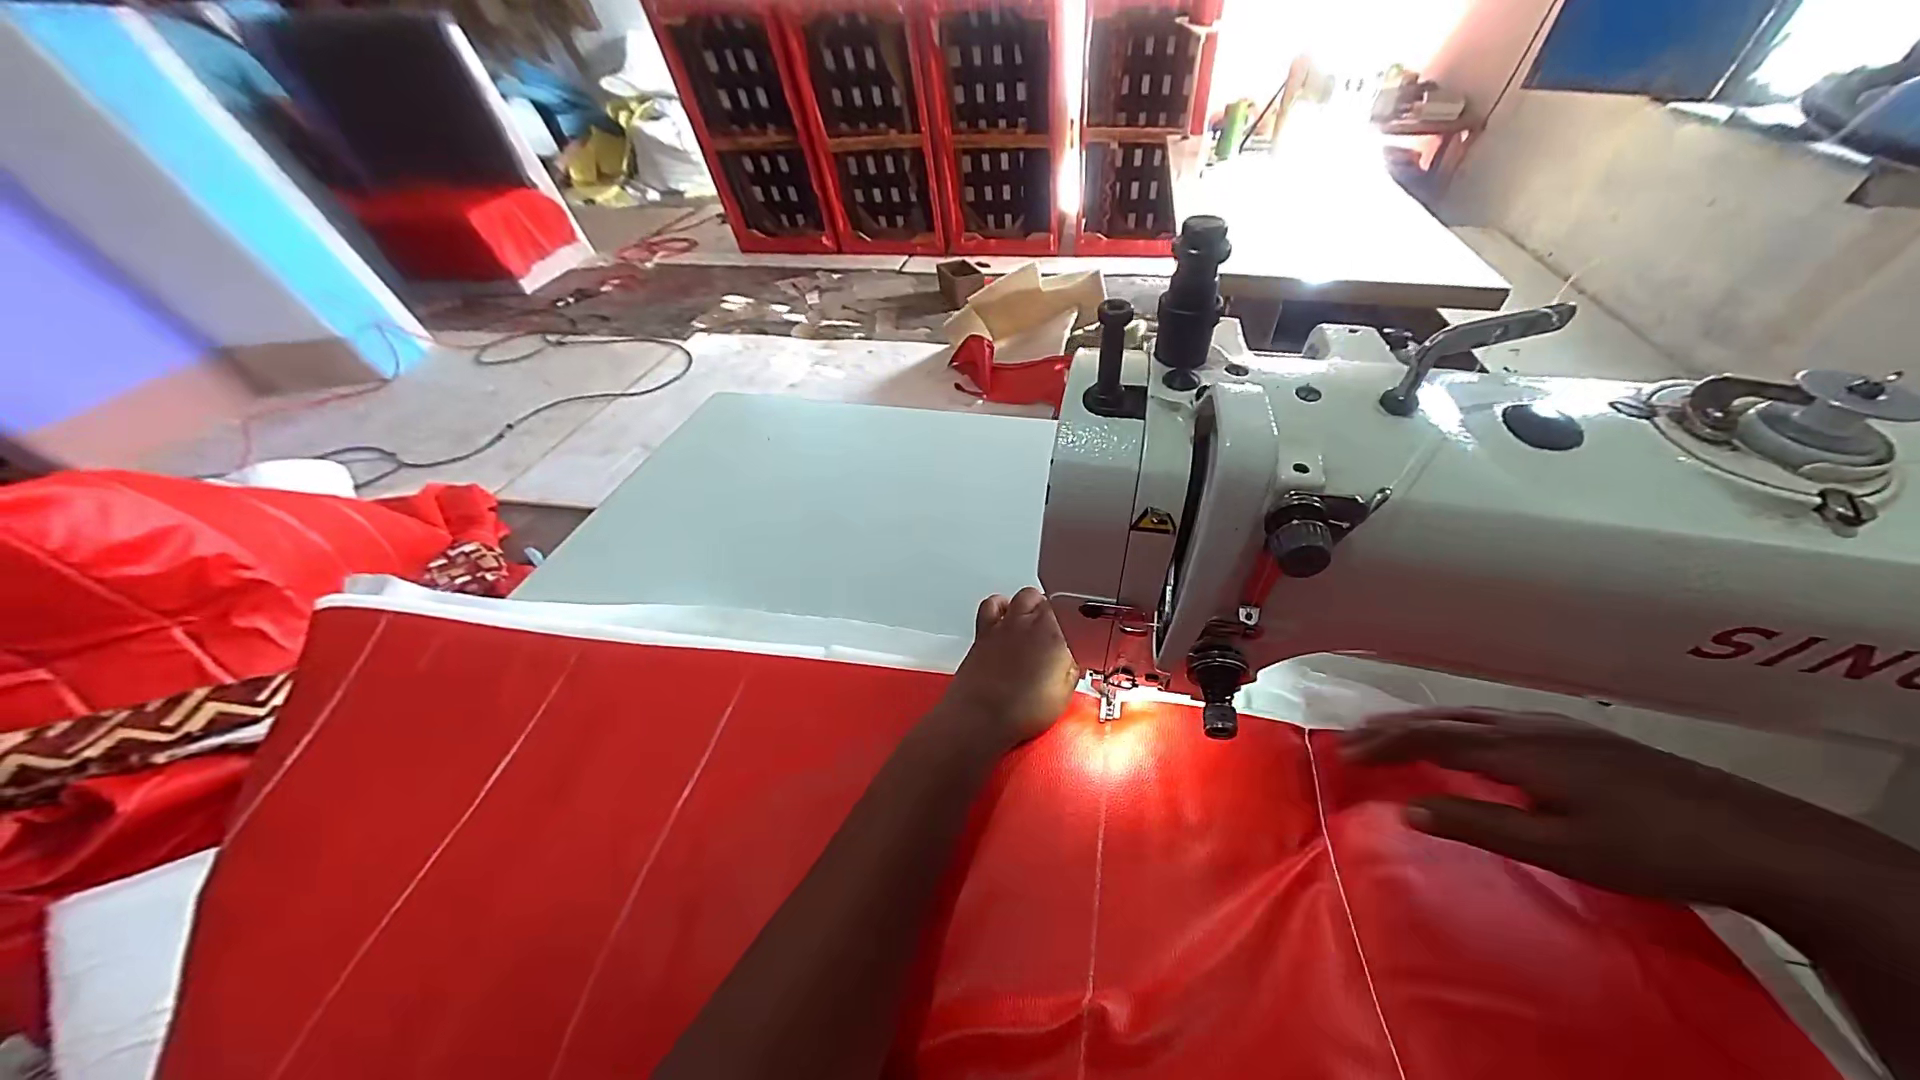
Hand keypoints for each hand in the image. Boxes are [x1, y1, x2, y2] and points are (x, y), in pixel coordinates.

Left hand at [936, 588, 1078, 751]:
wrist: (981, 717)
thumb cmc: (1019, 710)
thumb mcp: (1064, 693)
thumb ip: (1072, 667)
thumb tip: (1075, 658)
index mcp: (1055, 634)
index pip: (1075, 611)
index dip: (1081, 621)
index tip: (1084, 634)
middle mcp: (1030, 622)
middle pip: (1053, 600)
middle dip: (1061, 612)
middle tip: (1064, 632)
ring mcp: (1006, 623)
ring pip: (1026, 595)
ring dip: (1035, 604)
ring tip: (1039, 620)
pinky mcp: (985, 630)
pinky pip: (993, 604)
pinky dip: (1002, 605)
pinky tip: (1007, 617)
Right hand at [1340, 708, 1912, 913]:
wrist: (1762, 839)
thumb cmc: (1652, 849)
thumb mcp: (1560, 848)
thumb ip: (1480, 824)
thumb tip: (1407, 809)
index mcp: (1519, 750)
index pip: (1431, 738)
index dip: (1384, 743)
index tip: (1344, 751)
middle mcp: (1528, 726)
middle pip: (1443, 718)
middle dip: (1392, 725)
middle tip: (1350, 736)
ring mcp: (1555, 726)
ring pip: (1468, 715)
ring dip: (1421, 722)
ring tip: (1388, 730)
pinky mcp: (1577, 734)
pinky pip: (1493, 719)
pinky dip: (1455, 724)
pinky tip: (1460, 736)